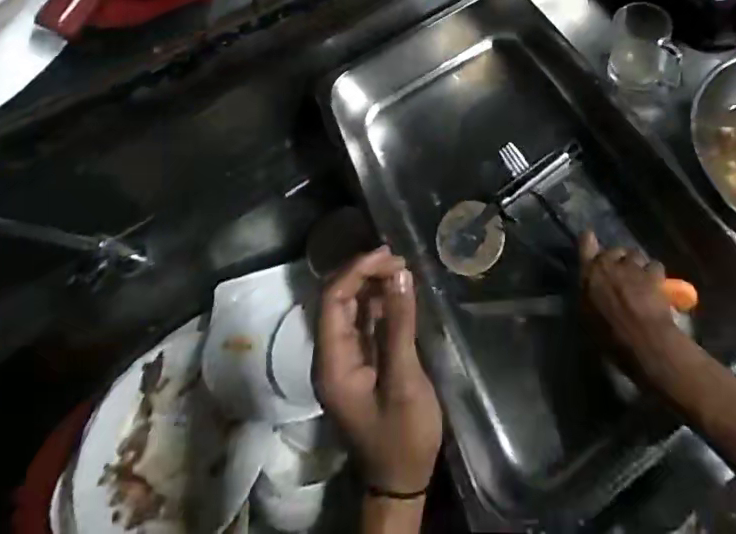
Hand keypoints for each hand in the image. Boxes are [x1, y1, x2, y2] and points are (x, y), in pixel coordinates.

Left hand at [313, 246, 442, 492]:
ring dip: (372, 285)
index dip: (356, 271)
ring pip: (351, 309)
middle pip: (337, 301)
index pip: (332, 301)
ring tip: (403, 269)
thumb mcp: (404, 379)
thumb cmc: (402, 434)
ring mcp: (347, 361)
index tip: (391, 255)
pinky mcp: (363, 363)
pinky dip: (380, 302)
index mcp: (332, 363)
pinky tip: (400, 292)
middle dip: (364, 273)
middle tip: (401, 261)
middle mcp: (332, 358)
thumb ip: (399, 325)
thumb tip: (400, 274)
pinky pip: (364, 322)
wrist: (400, 479)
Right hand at [578, 232, 696, 384]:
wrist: (642, 341)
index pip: (585, 248)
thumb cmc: (610, 339)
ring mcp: (633, 266)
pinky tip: (657, 285)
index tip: (588, 233)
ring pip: (635, 255)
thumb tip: (594, 291)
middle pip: (614, 251)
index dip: (588, 241)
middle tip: (622, 273)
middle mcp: (609, 265)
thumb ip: (590, 297)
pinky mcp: (653, 272)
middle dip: (618, 258)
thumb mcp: (590, 320)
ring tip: (640, 278)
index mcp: (589, 276)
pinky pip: (654, 265)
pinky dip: (654, 273)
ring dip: (637, 264)